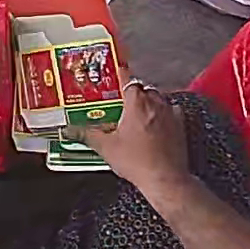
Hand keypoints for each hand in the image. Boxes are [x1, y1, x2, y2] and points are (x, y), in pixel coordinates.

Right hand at [81, 82, 190, 197]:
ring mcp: (170, 113)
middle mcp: (155, 103)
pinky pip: (170, 111)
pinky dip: (162, 113)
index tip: (116, 70)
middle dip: (132, 92)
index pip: (127, 79)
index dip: (120, 74)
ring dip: (147, 102)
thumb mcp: (106, 147)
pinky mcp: (180, 125)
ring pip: (157, 98)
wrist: (165, 178)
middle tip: (120, 100)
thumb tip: (70, 131)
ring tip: (135, 113)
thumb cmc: (136, 161)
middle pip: (142, 88)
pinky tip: (154, 123)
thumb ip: (86, 135)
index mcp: (136, 102)